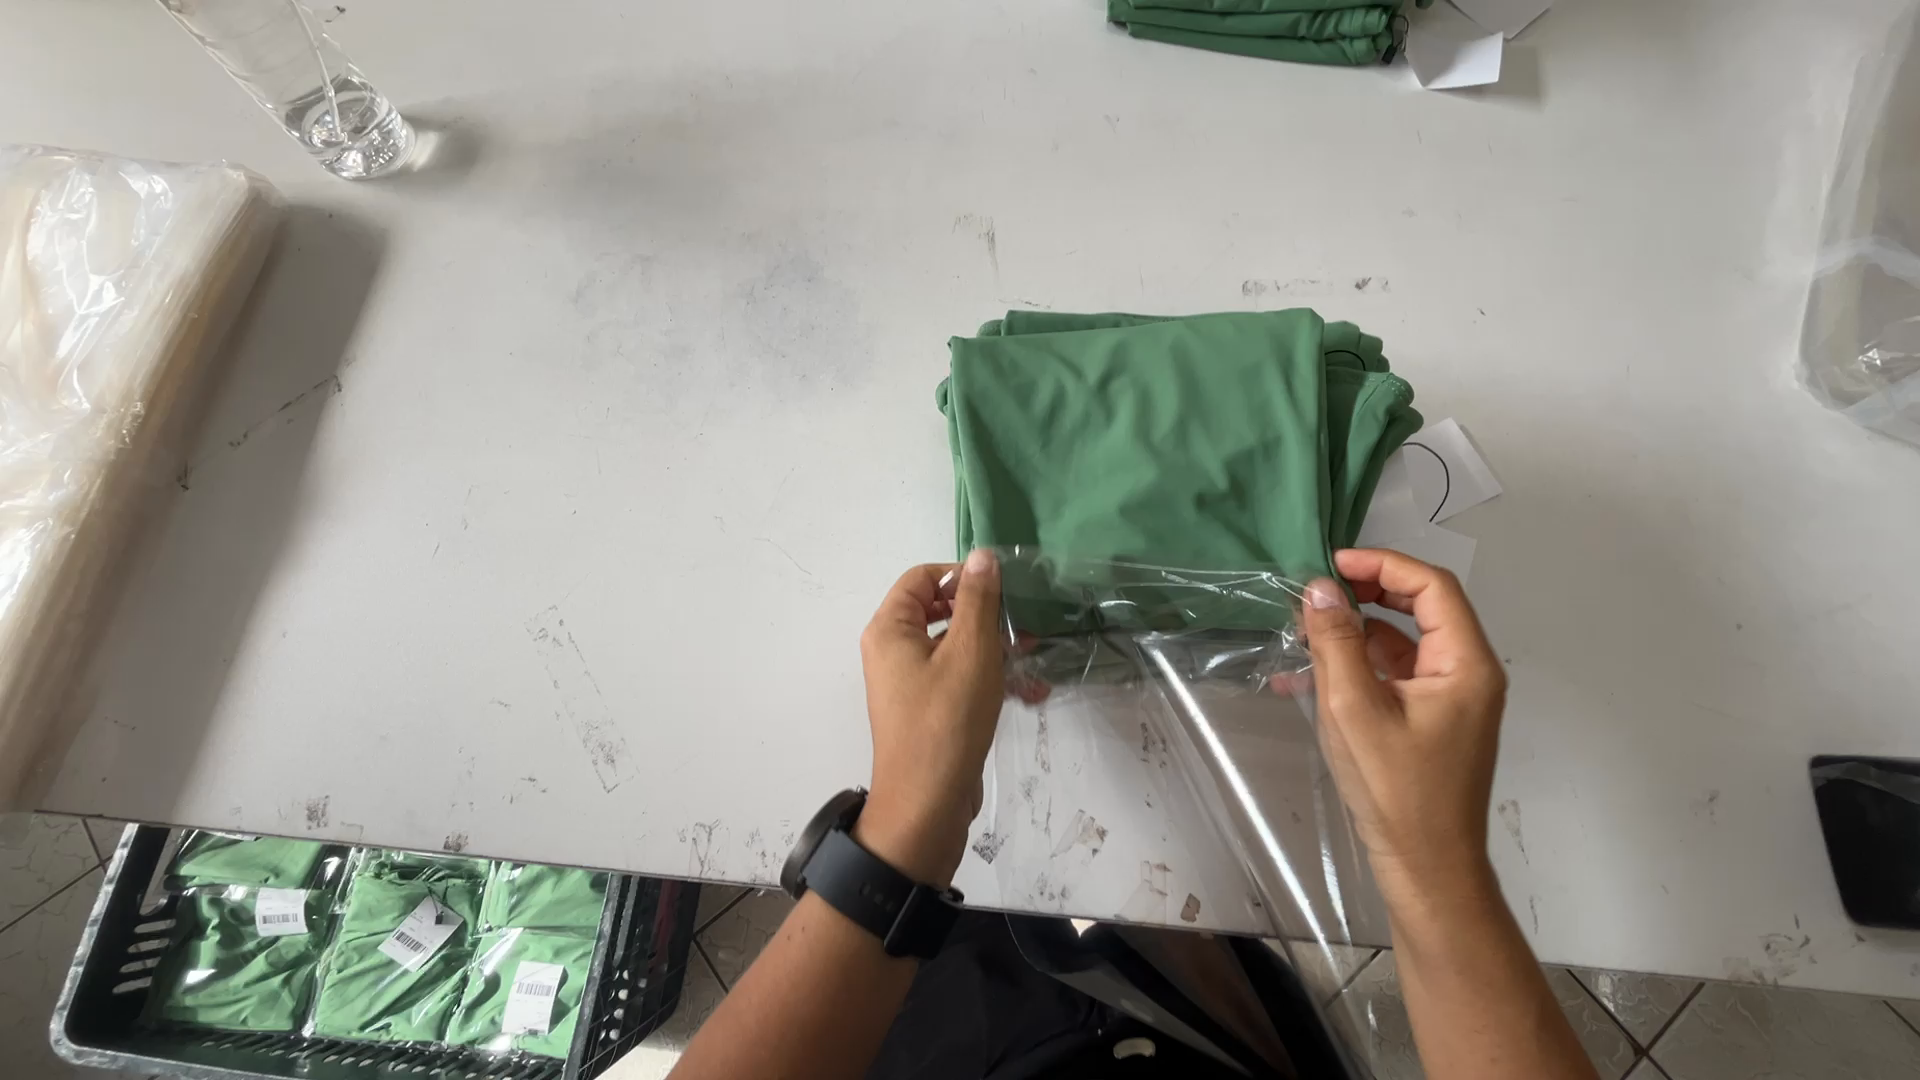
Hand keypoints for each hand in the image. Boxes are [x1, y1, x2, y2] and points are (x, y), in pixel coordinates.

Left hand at [854, 549, 1004, 886]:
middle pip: (940, 611)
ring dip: (995, 649)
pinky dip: (989, 679)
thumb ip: (977, 601)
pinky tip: (1030, 692)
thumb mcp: (970, 653)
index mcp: (890, 629)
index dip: (961, 575)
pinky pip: (958, 678)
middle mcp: (893, 650)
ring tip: (1035, 656)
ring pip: (955, 647)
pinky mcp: (928, 709)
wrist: (927, 807)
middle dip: (985, 615)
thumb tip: (981, 555)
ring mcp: (909, 682)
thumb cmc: (947, 721)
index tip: (1002, 589)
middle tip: (1023, 622)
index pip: (922, 578)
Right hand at [1291, 549, 1506, 900]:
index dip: (1383, 565)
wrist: (1423, 863)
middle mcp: (1465, 672)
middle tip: (1317, 591)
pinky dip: (1353, 662)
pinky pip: (1391, 671)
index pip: (1432, 588)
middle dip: (1367, 591)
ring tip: (1302, 630)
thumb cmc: (1394, 786)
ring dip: (1353, 629)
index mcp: (1465, 664)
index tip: (1331, 565)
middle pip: (1421, 607)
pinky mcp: (1426, 716)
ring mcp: (1447, 695)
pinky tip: (1306, 673)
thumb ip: (1336, 641)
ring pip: (1401, 639)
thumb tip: (1318, 588)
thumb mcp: (1353, 707)